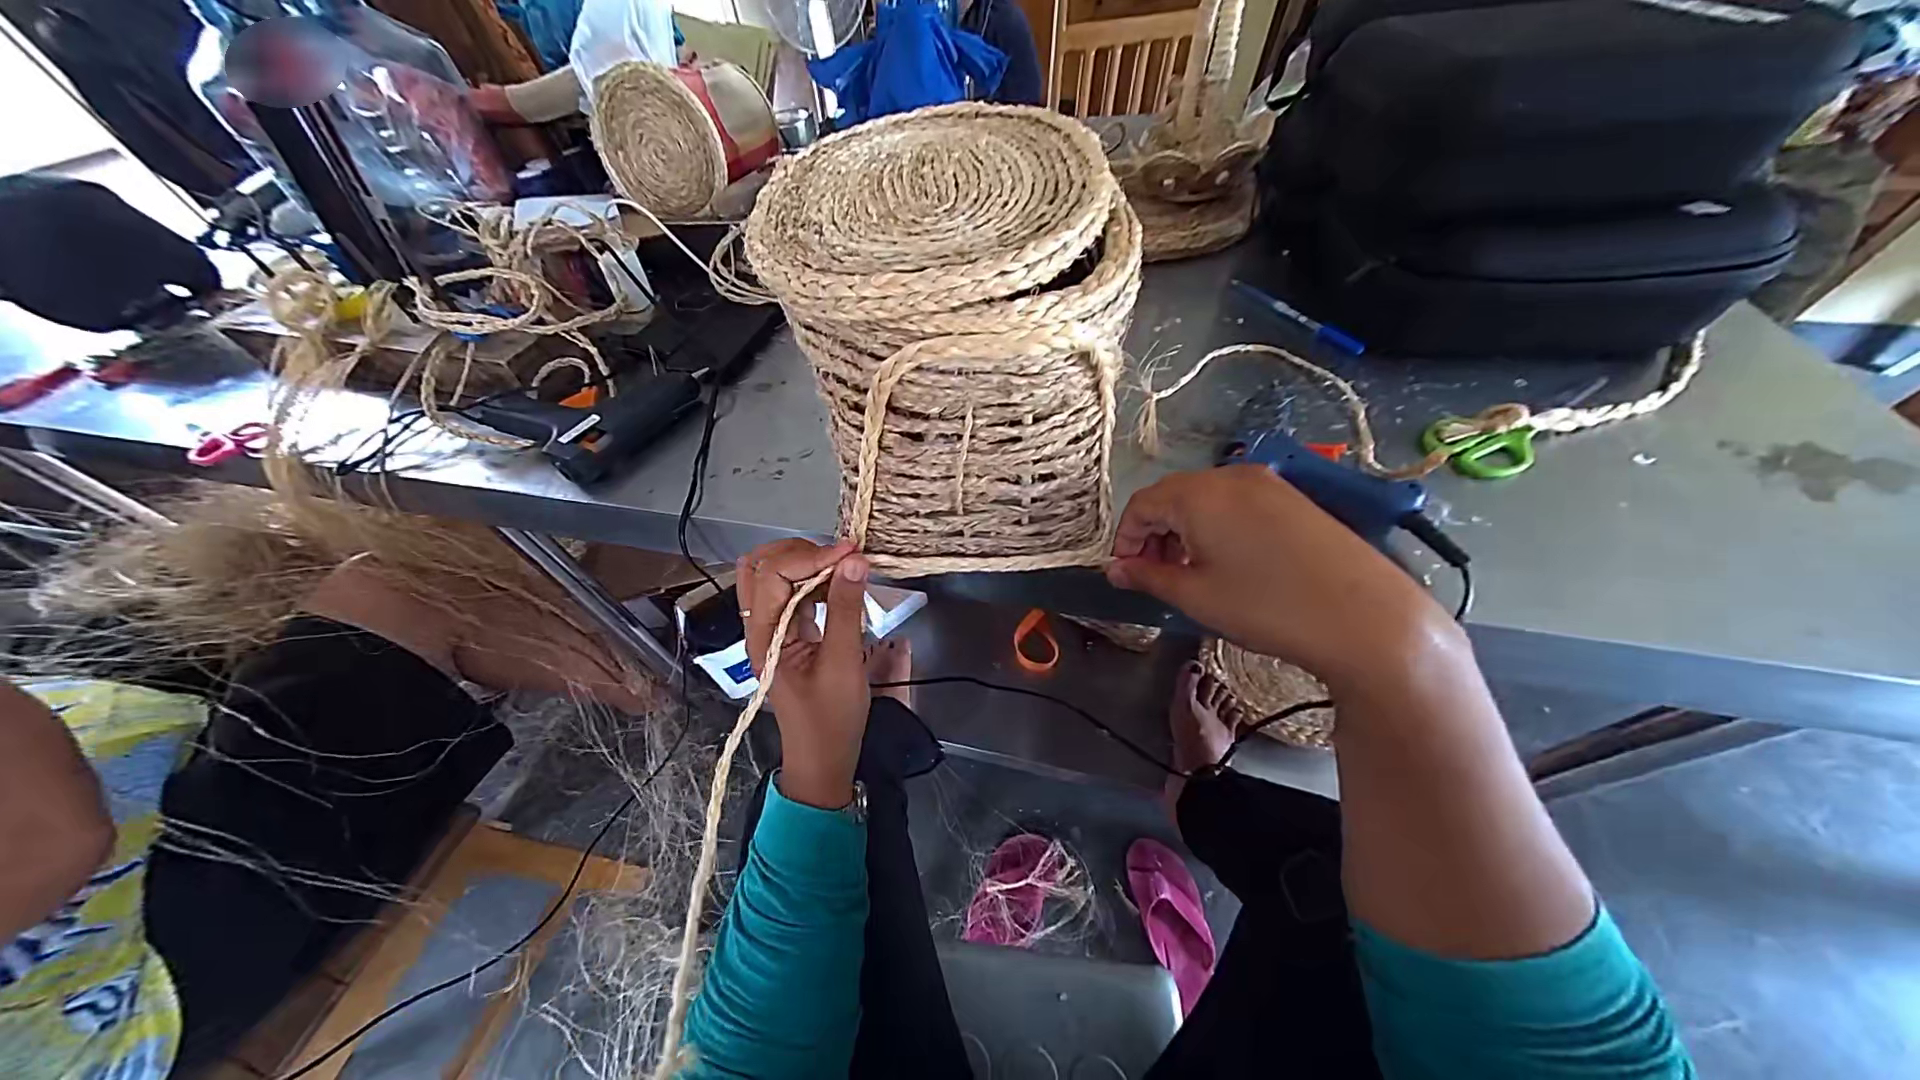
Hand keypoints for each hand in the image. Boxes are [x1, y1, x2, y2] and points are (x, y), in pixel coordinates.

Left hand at [736, 539, 870, 809]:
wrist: (823, 757)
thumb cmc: (831, 719)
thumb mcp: (842, 664)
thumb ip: (845, 609)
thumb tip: (855, 561)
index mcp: (762, 635)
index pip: (773, 575)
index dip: (811, 557)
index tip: (851, 553)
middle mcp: (760, 625)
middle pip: (762, 565)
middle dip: (801, 552)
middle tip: (843, 559)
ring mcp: (773, 628)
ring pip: (773, 575)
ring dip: (806, 562)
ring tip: (843, 567)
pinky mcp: (789, 632)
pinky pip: (792, 592)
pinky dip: (814, 578)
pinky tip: (839, 583)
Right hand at [1107, 466, 1460, 688]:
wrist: (1365, 617)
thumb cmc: (1265, 606)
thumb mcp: (1196, 596)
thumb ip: (1147, 577)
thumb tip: (1116, 570)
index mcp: (1199, 494)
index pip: (1142, 504)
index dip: (1125, 538)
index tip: (1125, 572)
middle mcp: (1232, 476)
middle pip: (1173, 496)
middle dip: (1154, 534)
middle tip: (1155, 575)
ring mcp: (1268, 484)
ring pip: (1206, 499)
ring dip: (1185, 530)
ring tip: (1190, 572)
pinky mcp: (1294, 499)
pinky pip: (1237, 503)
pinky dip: (1217, 527)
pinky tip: (1228, 562)